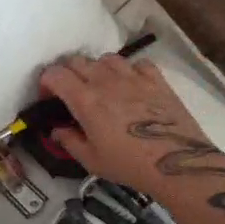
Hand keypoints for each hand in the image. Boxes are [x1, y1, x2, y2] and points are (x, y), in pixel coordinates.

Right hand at [37, 53, 224, 193]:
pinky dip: (129, 70)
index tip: (50, 100)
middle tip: (71, 94)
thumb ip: (68, 141)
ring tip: (101, 86)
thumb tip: (58, 130)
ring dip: (97, 69)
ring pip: (105, 58)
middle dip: (67, 73)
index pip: (54, 74)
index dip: (46, 83)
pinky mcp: (157, 80)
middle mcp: (106, 81)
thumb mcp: (90, 160)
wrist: (178, 165)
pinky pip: (137, 63)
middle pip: (76, 60)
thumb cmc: (129, 165)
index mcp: (85, 100)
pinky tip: (131, 85)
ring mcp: (133, 78)